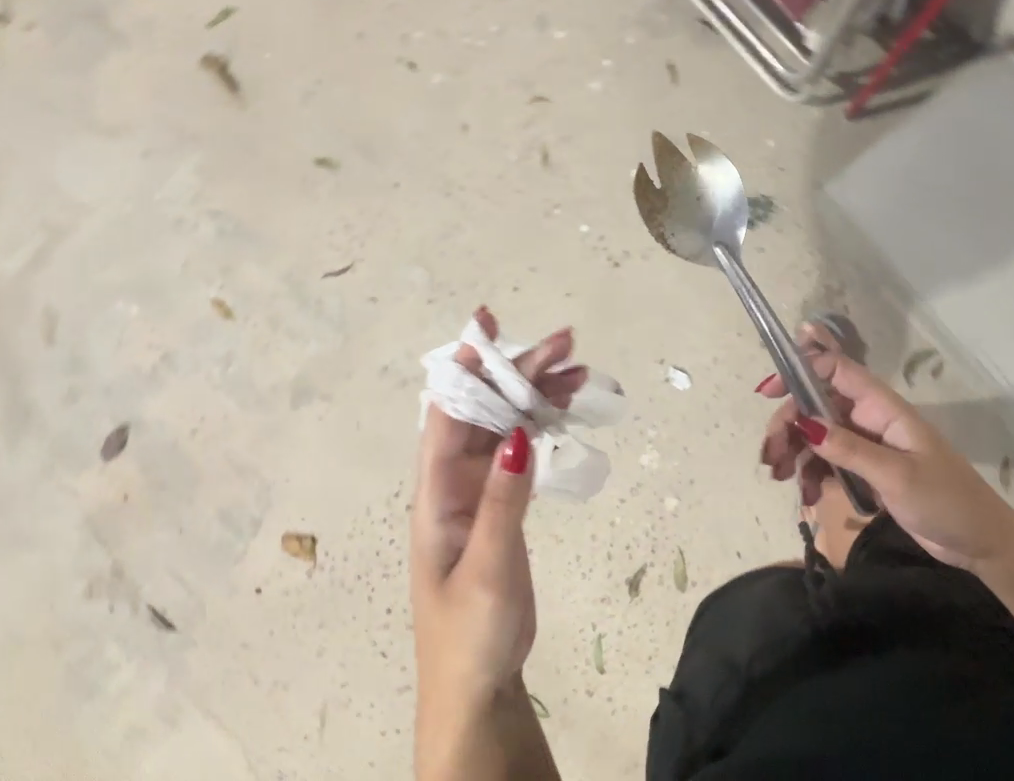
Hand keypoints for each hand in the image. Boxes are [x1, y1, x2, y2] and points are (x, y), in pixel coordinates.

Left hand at [411, 308, 585, 706]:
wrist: (477, 685)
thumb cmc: (470, 631)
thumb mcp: (487, 566)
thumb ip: (503, 500)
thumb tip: (520, 433)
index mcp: (435, 496)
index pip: (448, 417)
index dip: (467, 371)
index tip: (490, 327)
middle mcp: (453, 486)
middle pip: (484, 414)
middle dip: (519, 375)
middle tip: (566, 343)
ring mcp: (478, 496)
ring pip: (506, 429)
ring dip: (536, 397)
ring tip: (579, 371)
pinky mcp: (501, 510)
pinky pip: (520, 454)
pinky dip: (541, 427)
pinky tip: (563, 411)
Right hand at [758, 332, 1013, 569]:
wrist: (979, 541)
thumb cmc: (945, 499)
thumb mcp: (895, 475)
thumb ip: (849, 449)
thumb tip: (803, 422)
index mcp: (884, 408)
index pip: (838, 371)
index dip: (802, 371)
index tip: (769, 392)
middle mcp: (872, 420)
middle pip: (819, 406)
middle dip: (790, 425)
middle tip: (770, 457)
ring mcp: (869, 447)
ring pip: (819, 436)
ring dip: (796, 452)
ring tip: (781, 478)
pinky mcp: (868, 473)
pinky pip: (829, 464)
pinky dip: (812, 476)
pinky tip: (806, 498)